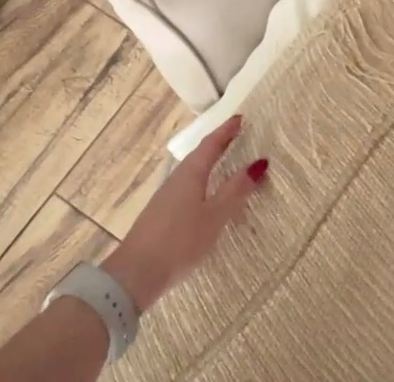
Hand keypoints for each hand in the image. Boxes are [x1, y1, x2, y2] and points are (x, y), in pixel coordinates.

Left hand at [102, 115, 265, 311]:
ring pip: (193, 172)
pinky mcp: (162, 215)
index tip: (241, 118)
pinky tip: (207, 195)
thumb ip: (235, 190)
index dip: (226, 130)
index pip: (211, 144)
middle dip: (219, 144)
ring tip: (227, 162)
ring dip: (210, 163)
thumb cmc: (179, 241)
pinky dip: (202, 181)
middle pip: (200, 155)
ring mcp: (167, 197)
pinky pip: (187, 187)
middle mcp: (177, 179)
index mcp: (191, 173)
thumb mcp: (214, 217)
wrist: (135, 275)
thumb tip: (258, 162)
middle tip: (238, 135)